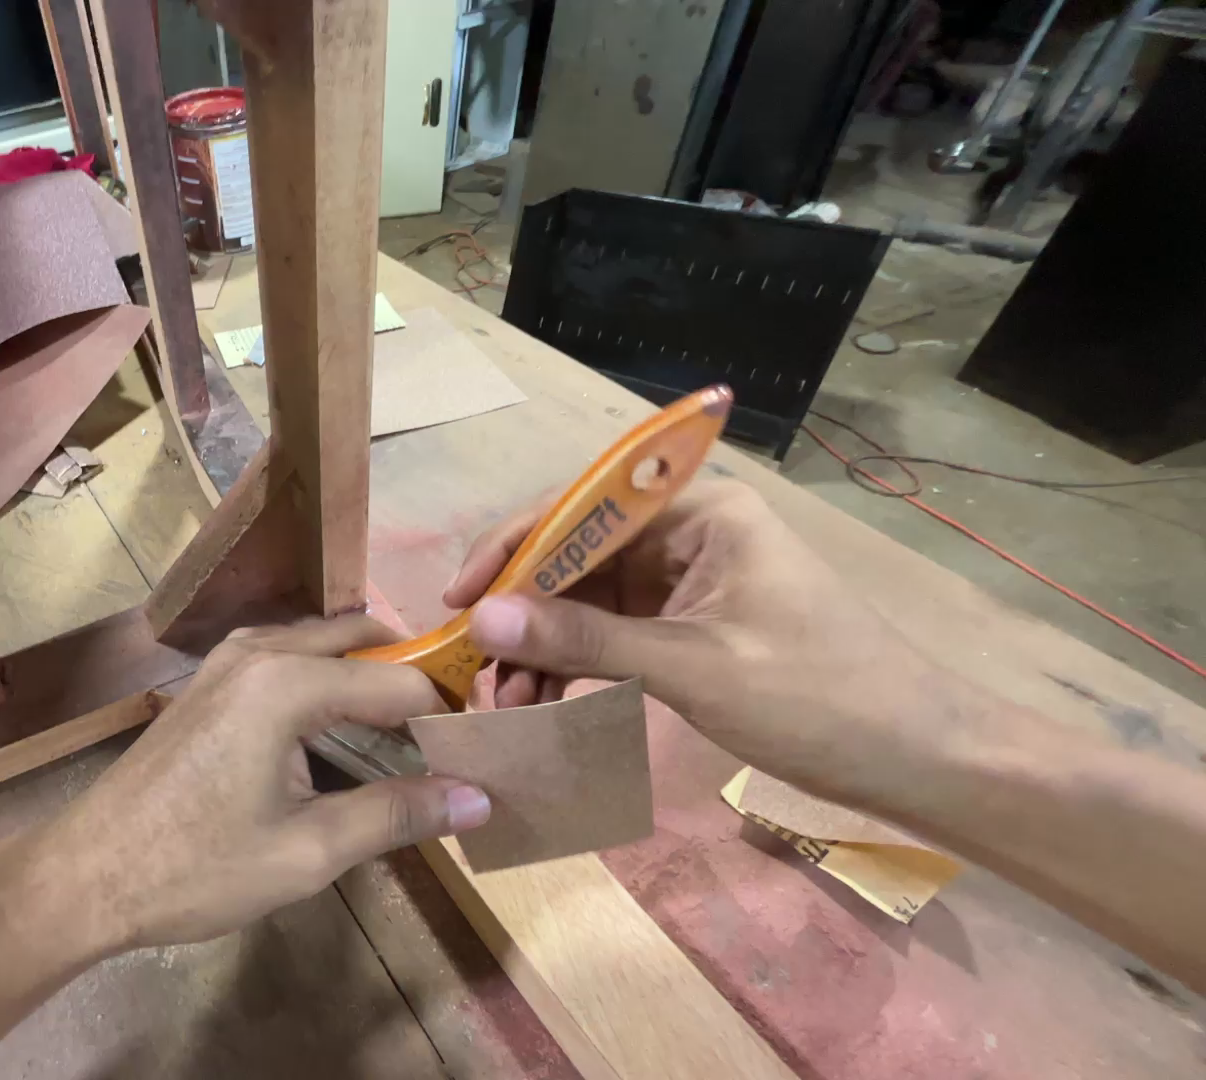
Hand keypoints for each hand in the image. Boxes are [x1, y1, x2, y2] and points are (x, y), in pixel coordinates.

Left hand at [22, 616, 491, 952]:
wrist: (89, 870)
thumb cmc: (197, 867)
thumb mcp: (308, 850)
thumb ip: (397, 814)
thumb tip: (478, 799)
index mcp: (287, 682)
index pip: (398, 683)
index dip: (447, 713)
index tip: (482, 749)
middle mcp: (260, 650)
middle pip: (362, 642)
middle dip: (412, 676)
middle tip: (452, 732)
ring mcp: (229, 657)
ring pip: (324, 643)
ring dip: (369, 673)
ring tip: (410, 729)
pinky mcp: (213, 677)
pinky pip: (290, 656)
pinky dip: (329, 676)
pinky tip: (343, 722)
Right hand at [445, 479, 966, 801]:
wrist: (925, 766)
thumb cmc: (823, 699)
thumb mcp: (692, 666)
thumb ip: (583, 639)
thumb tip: (481, 619)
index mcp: (696, 514)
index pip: (578, 512)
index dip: (509, 551)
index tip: (457, 599)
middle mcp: (678, 536)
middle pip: (570, 560)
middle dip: (519, 615)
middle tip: (473, 665)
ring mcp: (675, 582)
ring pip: (579, 603)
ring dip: (537, 650)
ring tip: (504, 702)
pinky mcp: (675, 625)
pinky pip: (601, 636)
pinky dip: (568, 667)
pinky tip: (539, 703)